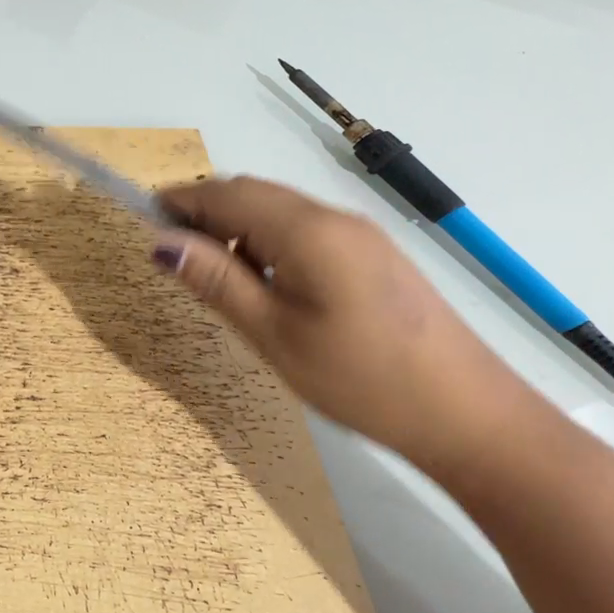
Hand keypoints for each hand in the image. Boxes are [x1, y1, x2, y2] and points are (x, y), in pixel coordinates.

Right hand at [154, 176, 512, 467]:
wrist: (473, 420)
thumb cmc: (362, 380)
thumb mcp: (273, 334)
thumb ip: (215, 280)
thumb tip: (160, 242)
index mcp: (307, 232)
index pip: (225, 193)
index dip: (178, 201)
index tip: (140, 223)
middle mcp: (335, 218)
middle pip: (251, 193)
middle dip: (203, 212)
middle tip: (172, 257)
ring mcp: (360, 235)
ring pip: (277, 209)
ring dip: (235, 227)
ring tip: (215, 278)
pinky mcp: (373, 255)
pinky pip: (303, 228)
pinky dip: (267, 240)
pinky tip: (265, 284)